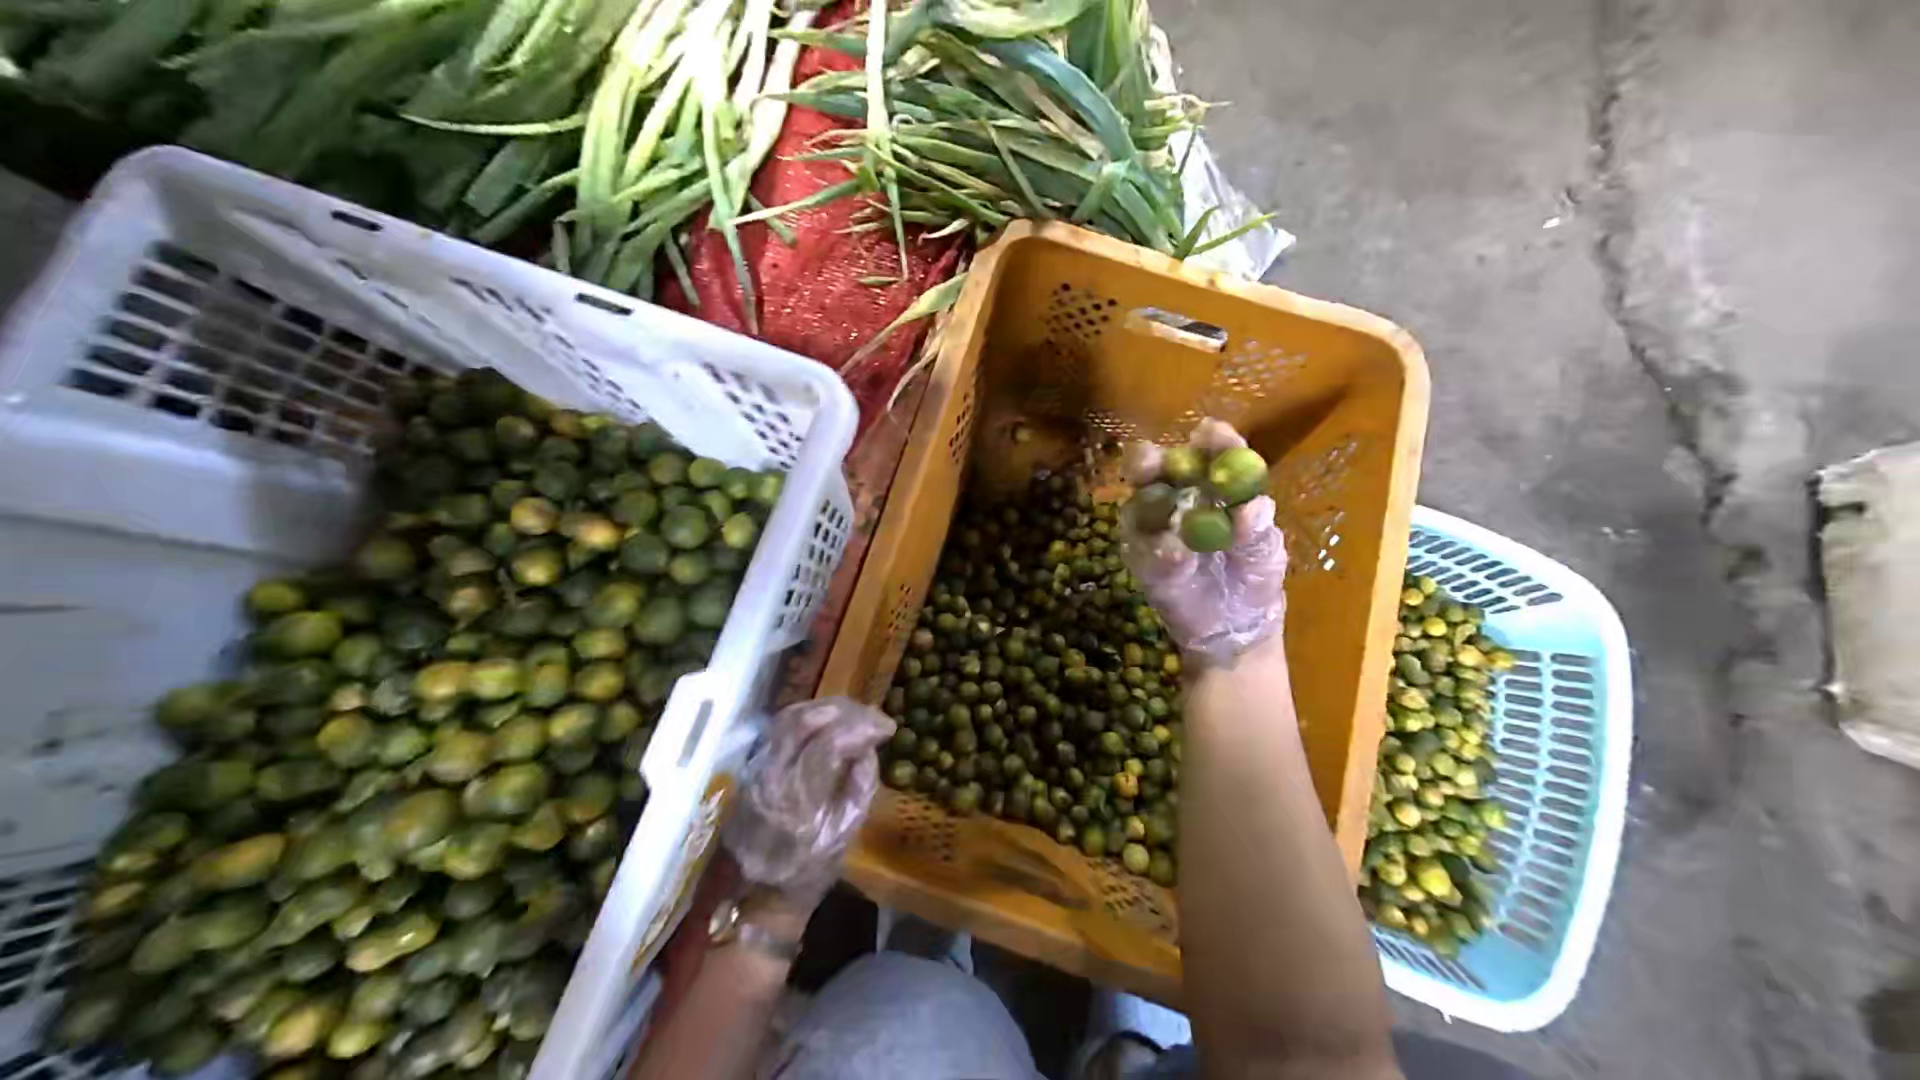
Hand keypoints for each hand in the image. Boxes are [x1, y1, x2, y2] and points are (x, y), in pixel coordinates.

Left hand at [722, 697, 895, 908]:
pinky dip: (806, 715)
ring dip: (825, 708)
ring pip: (789, 717)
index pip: (829, 744)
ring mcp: (757, 768)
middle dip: (846, 711)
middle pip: (805, 721)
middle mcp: (773, 776)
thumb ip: (860, 786)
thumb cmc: (808, 868)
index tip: (887, 728)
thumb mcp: (845, 833)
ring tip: (853, 713)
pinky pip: (779, 726)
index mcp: (799, 800)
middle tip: (872, 716)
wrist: (753, 889)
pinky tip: (826, 719)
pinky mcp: (751, 764)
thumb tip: (868, 747)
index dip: (862, 727)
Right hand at [1121, 419, 1288, 665]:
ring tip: (1169, 514)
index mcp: (1210, 485)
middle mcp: (1174, 497)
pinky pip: (1140, 551)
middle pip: (1154, 468)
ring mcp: (1152, 529)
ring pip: (1137, 504)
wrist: (1234, 628)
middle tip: (1157, 462)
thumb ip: (1259, 531)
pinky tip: (1176, 556)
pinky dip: (1156, 551)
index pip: (1207, 453)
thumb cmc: (1253, 577)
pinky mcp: (1141, 561)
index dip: (1210, 441)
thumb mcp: (1266, 553)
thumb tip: (1255, 508)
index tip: (1211, 434)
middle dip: (1151, 460)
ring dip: (1147, 502)